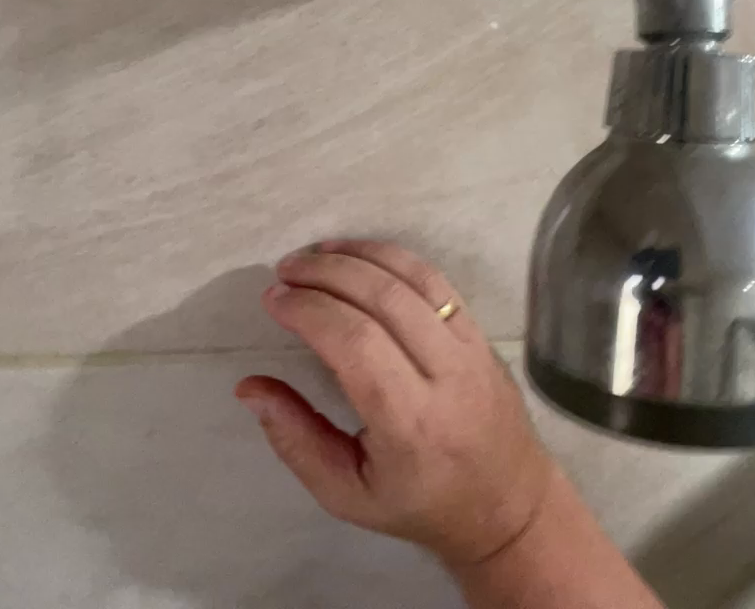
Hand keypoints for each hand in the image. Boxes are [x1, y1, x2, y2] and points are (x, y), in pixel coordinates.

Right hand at [234, 241, 556, 565]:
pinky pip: (438, 282)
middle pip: (385, 300)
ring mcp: (471, 347)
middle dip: (328, 274)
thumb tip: (249, 387)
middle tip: (286, 270)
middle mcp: (446, 374)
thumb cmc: (420, 503)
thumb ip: (296, 439)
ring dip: (362, 255)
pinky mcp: (480, 332)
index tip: (274, 299)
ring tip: (318, 252)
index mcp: (410, 422)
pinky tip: (363, 256)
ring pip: (416, 279)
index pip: (357, 343)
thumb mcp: (346, 492)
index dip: (311, 311)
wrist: (506, 498)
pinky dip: (397, 259)